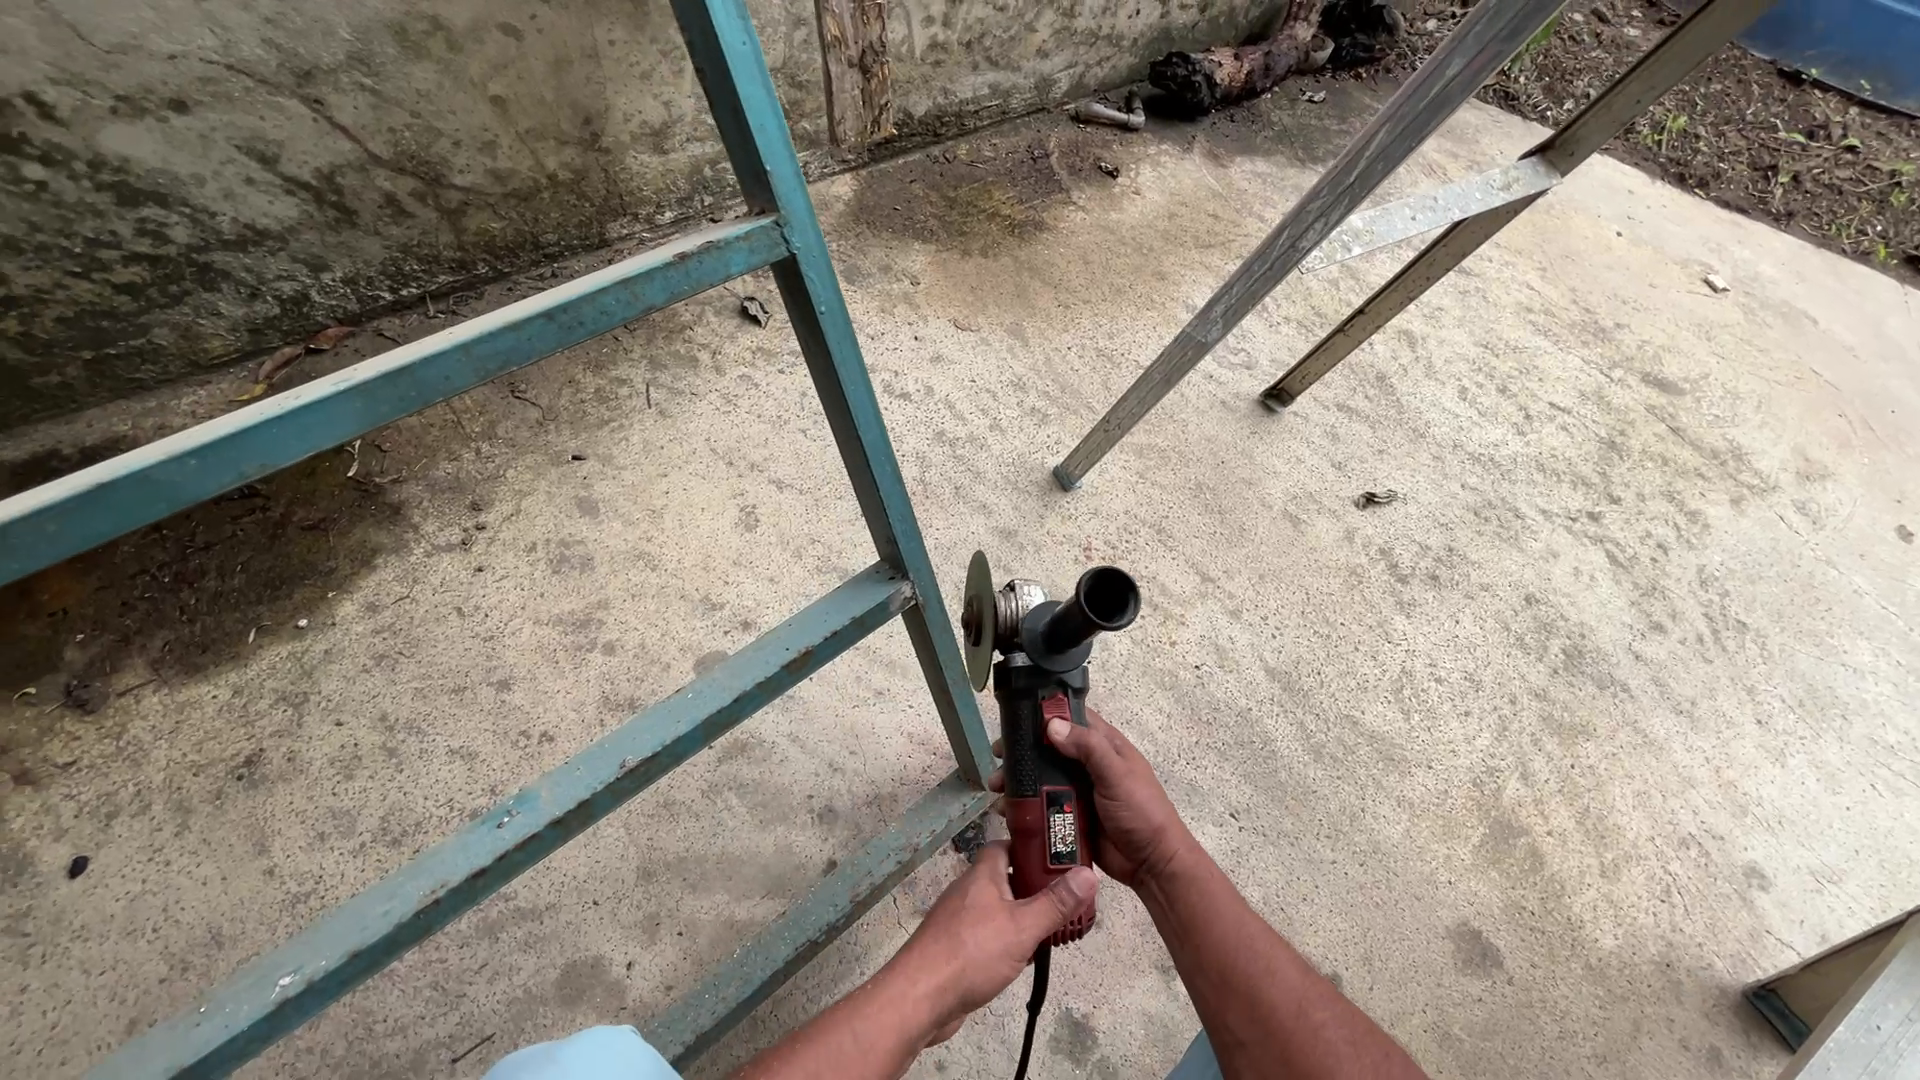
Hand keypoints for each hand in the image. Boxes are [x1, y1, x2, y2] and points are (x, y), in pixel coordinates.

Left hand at [880, 841, 1095, 1039]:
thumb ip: (1055, 903)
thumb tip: (1088, 873)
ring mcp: (959, 920)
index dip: (1031, 849)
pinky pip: (987, 934)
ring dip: (1022, 917)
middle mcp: (969, 891)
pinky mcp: (955, 947)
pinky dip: (1006, 940)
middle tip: (1065, 901)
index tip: (1060, 860)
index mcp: (982, 875)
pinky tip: (1022, 959)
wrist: (920, 998)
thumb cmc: (972, 953)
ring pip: (997, 909)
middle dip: (1033, 887)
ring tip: (1052, 931)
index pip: (1006, 846)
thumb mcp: (1022, 927)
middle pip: (1005, 878)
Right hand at [990, 706, 1192, 887]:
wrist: (1151, 863)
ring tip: (996, 786)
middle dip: (1022, 751)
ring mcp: (1078, 791)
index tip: (1016, 718)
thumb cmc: (1141, 811)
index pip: (1073, 718)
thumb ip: (1087, 748)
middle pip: (1049, 749)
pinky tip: (1005, 809)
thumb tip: (1051, 726)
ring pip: (1041, 778)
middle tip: (998, 755)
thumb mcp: (1116, 774)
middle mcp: (1088, 764)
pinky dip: (1024, 805)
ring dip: (1018, 779)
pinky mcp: (1069, 815)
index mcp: (1104, 745)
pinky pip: (1042, 806)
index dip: (1046, 714)